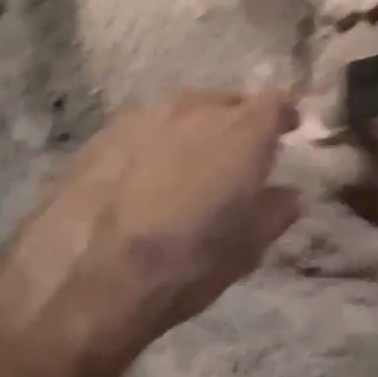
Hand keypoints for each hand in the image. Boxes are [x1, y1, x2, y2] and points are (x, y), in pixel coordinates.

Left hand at [0, 89, 303, 376]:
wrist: (89, 275)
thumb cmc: (185, 264)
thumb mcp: (245, 249)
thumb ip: (272, 212)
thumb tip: (287, 195)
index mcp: (240, 133)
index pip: (274, 102)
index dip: (284, 114)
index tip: (288, 130)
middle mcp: (193, 110)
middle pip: (224, 101)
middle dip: (236, 120)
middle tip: (238, 152)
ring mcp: (143, 117)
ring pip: (179, 110)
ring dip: (191, 129)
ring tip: (189, 162)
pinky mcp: (101, 134)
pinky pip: (141, 128)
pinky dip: (152, 143)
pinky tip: (142, 175)